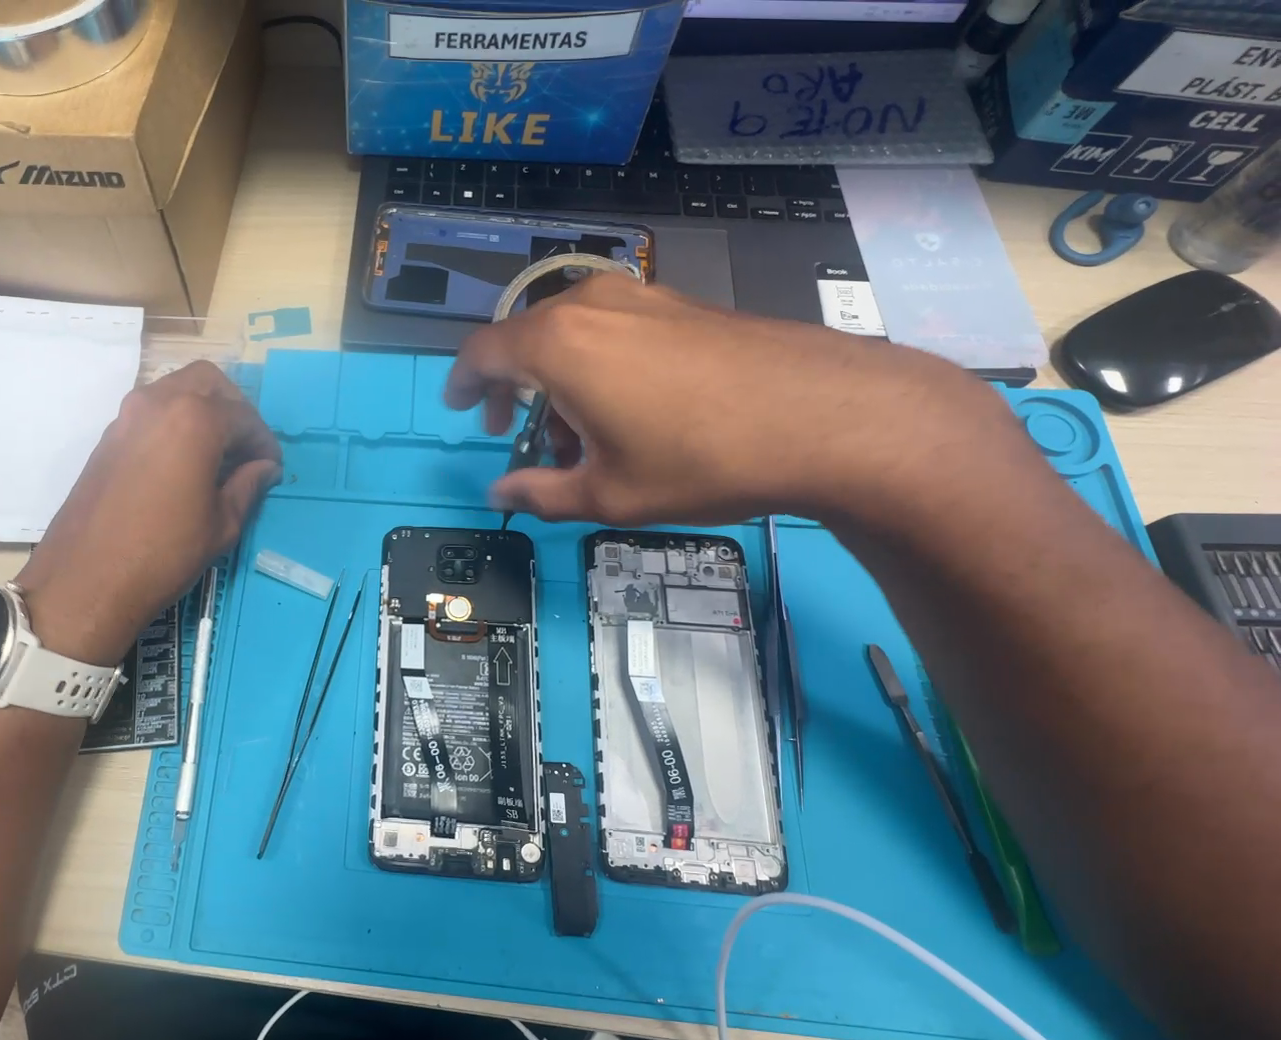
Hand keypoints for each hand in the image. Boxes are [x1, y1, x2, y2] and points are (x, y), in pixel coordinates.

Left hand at [15, 362, 280, 665]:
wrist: (87, 579)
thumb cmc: (165, 553)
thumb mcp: (222, 524)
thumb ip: (248, 486)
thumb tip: (264, 468)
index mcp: (195, 419)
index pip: (243, 417)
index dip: (263, 442)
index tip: (271, 468)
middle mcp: (159, 403)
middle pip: (208, 383)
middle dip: (234, 409)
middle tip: (245, 448)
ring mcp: (127, 416)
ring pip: (175, 391)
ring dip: (202, 411)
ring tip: (216, 455)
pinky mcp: (108, 437)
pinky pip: (151, 412)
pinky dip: (174, 423)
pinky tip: (183, 463)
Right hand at [446, 273, 1037, 526]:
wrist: (828, 416)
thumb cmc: (701, 459)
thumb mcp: (607, 495)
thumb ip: (539, 494)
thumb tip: (500, 495)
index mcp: (556, 343)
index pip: (481, 352)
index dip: (461, 384)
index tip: (459, 410)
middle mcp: (589, 304)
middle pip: (524, 340)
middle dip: (512, 391)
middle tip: (517, 437)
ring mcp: (640, 296)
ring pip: (570, 334)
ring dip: (557, 382)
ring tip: (581, 438)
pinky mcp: (679, 303)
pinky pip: (612, 328)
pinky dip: (597, 365)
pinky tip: (628, 411)